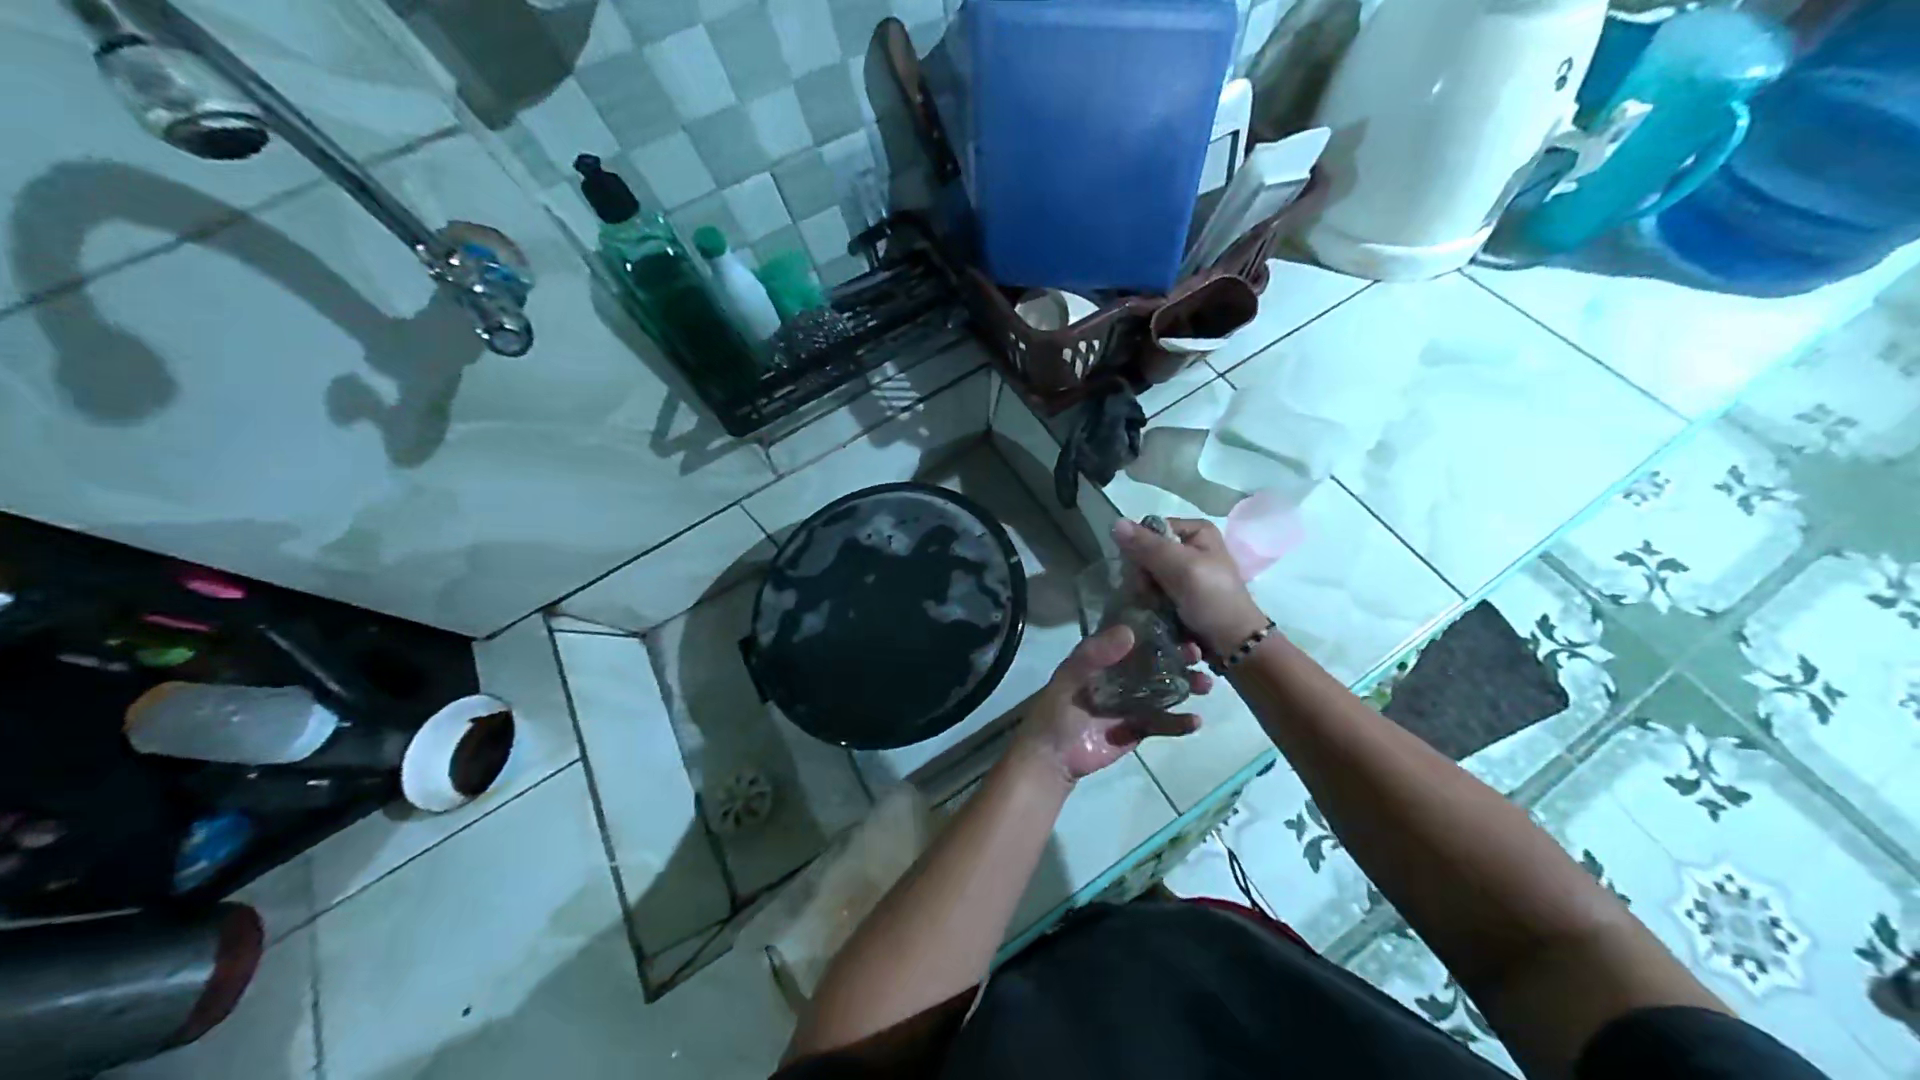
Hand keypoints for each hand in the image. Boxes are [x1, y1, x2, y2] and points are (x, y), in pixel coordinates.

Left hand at [1013, 624, 1210, 783]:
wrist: (1052, 756)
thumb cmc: (1056, 710)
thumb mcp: (1070, 676)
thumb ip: (1095, 654)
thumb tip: (1129, 633)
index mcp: (1104, 659)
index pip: (1135, 639)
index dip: (1157, 632)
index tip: (1180, 626)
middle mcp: (1121, 676)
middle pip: (1156, 663)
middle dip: (1178, 658)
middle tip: (1198, 655)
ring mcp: (1132, 702)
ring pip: (1165, 690)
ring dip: (1186, 686)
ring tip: (1205, 685)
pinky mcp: (1139, 728)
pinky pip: (1163, 723)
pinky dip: (1179, 722)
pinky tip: (1195, 721)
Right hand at [1111, 517, 1270, 657]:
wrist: (1233, 644)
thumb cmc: (1213, 600)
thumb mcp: (1182, 568)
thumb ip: (1148, 546)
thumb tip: (1115, 523)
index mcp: (1196, 531)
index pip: (1150, 529)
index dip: (1141, 549)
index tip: (1143, 573)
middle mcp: (1190, 546)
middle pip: (1145, 553)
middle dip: (1143, 576)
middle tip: (1151, 594)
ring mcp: (1184, 571)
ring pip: (1145, 574)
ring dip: (1145, 592)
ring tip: (1156, 607)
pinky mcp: (1178, 593)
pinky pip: (1152, 590)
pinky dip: (1151, 601)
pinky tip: (1157, 611)